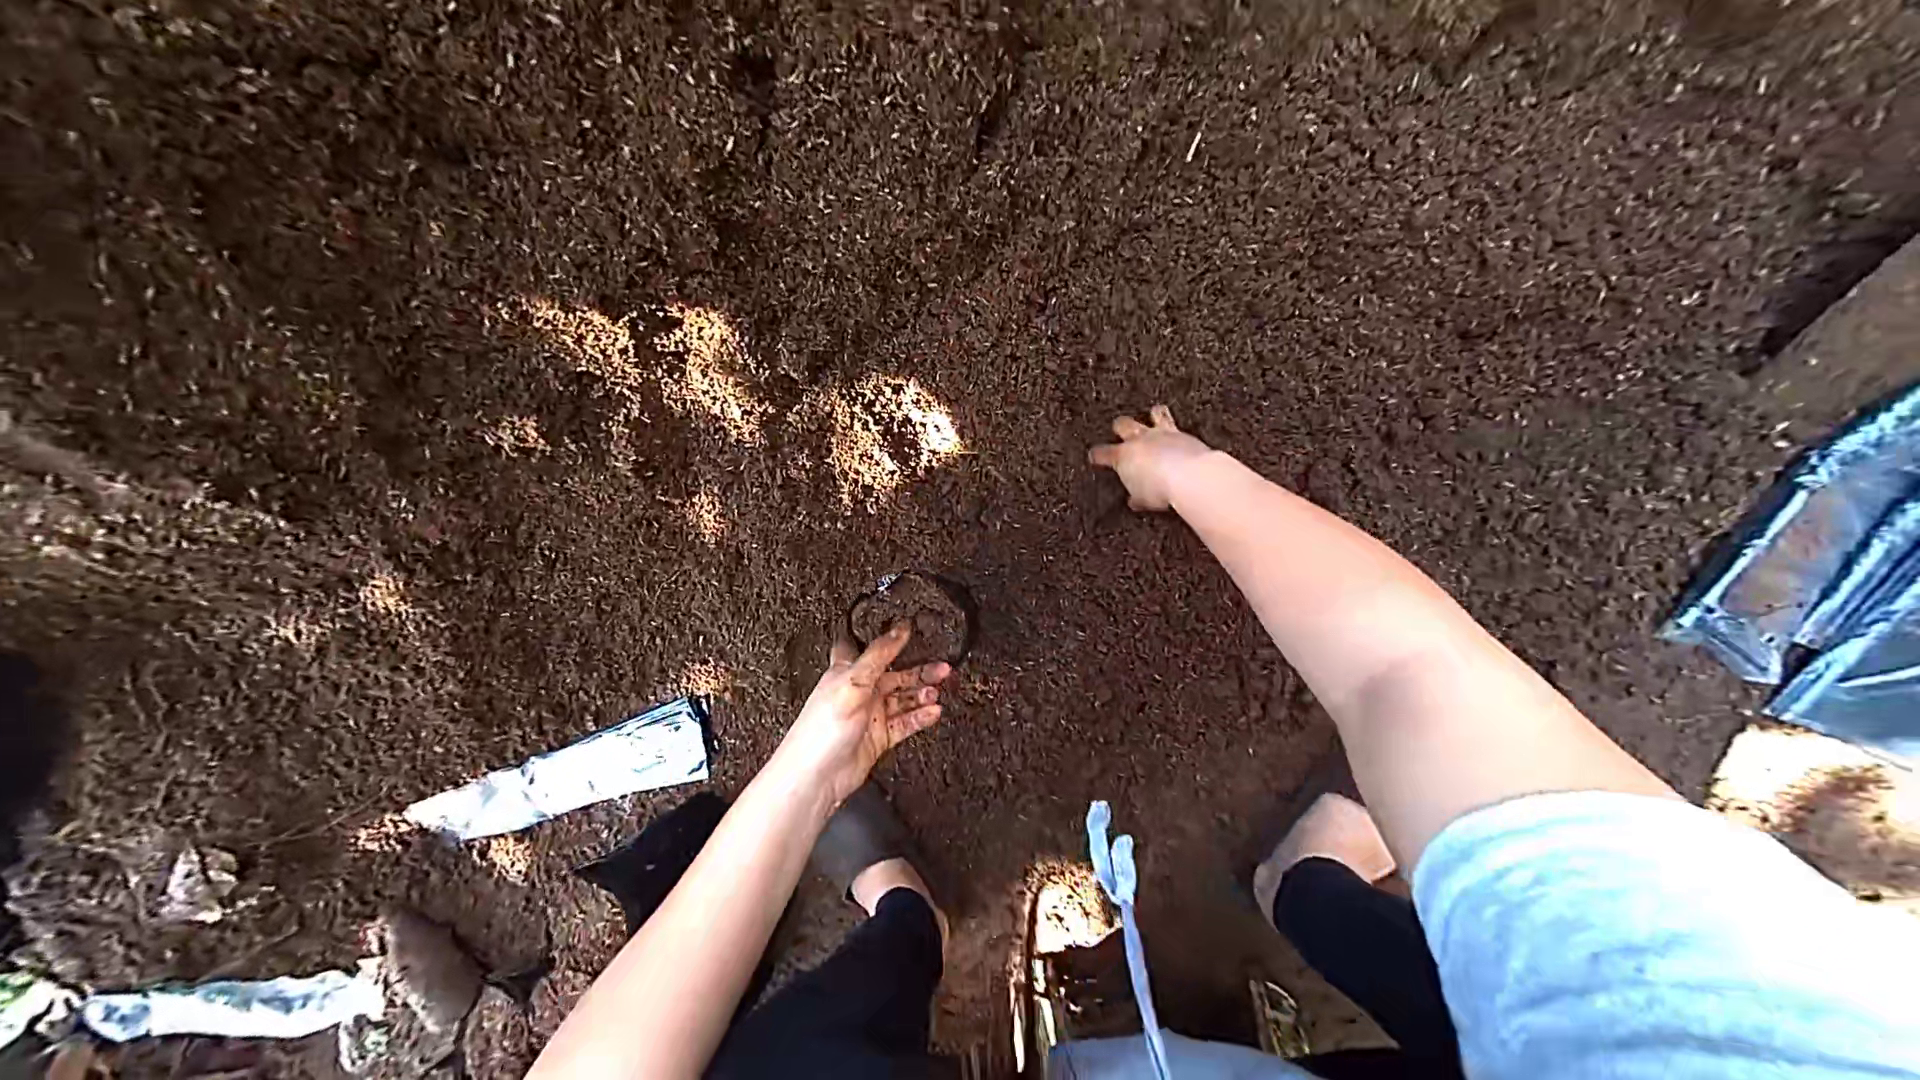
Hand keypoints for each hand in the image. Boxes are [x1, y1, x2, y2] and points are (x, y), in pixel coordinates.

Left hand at [775, 621, 951, 805]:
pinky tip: (933, 712)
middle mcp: (859, 692)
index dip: (887, 639)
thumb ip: (879, 654)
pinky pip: (905, 723)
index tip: (906, 631)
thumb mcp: (853, 681)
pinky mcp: (878, 737)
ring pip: (903, 699)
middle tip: (941, 667)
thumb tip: (898, 630)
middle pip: (895, 675)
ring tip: (938, 690)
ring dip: (922, 694)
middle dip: (919, 670)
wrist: (816, 776)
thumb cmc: (820, 730)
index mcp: (846, 673)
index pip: (869, 649)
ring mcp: (870, 716)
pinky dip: (920, 717)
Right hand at [1087, 404, 1214, 511]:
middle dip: (1120, 426)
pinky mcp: (1182, 434)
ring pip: (1154, 414)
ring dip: (1154, 414)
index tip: (1095, 456)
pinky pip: (1176, 424)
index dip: (1096, 455)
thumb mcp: (1143, 499)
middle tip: (1119, 427)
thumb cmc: (1162, 487)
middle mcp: (1140, 440)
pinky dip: (1176, 427)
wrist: (1188, 477)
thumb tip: (1134, 500)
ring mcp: (1161, 434)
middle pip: (1123, 424)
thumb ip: (1136, 496)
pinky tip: (1178, 432)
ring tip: (1154, 412)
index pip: (1102, 453)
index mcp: (1122, 455)